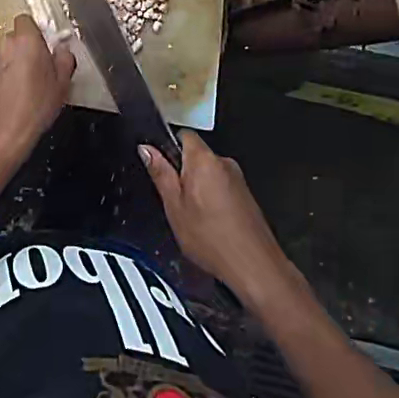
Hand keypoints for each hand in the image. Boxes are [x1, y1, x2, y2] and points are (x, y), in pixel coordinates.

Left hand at [0, 15, 74, 165]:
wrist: (4, 130)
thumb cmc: (36, 105)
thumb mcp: (63, 82)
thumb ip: (65, 58)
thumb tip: (62, 49)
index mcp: (27, 39)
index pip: (26, 20)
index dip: (33, 32)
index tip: (42, 47)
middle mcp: (4, 43)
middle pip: (14, 37)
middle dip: (23, 48)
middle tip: (35, 68)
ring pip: (1, 52)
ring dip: (9, 61)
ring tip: (19, 83)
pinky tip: (6, 91)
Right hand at [140, 131, 297, 304]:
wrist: (251, 263)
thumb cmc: (214, 239)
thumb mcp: (174, 207)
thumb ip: (160, 174)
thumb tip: (147, 150)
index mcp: (203, 160)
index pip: (183, 134)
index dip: (167, 146)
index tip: (158, 162)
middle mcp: (223, 162)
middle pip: (195, 154)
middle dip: (182, 172)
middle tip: (174, 198)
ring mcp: (236, 177)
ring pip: (208, 172)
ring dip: (197, 187)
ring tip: (193, 216)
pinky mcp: (244, 193)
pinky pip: (221, 186)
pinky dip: (212, 198)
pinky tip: (208, 222)